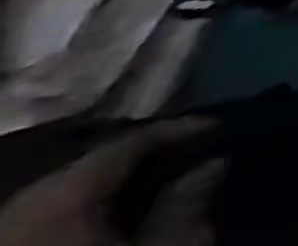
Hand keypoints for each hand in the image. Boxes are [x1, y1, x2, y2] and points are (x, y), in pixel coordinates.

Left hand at [0, 120, 222, 245]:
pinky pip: (32, 227)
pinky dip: (73, 219)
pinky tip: (104, 225)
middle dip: (137, 160)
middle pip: (84, 170)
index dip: (179, 129)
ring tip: (150, 189)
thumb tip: (211, 164)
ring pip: (54, 200)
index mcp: (60, 202)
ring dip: (103, 191)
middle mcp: (15, 215)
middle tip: (188, 156)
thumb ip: (188, 203)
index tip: (219, 127)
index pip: (127, 143)